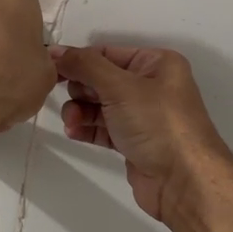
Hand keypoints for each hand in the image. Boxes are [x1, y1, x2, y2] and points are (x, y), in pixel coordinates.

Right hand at [52, 45, 232, 221]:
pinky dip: (87, 128)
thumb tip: (54, 51)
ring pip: (99, 105)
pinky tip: (74, 132)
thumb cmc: (157, 124)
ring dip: (80, 111)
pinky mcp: (133, 142)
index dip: (78, 60)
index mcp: (156, 63)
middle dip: (80, 90)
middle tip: (72, 102)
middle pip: (100, 79)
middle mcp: (151, 86)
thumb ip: (85, 66)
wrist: (183, 180)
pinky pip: (103, 128)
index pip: (107, 54)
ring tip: (72, 122)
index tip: (50, 69)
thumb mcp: (121, 87)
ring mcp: (142, 116)